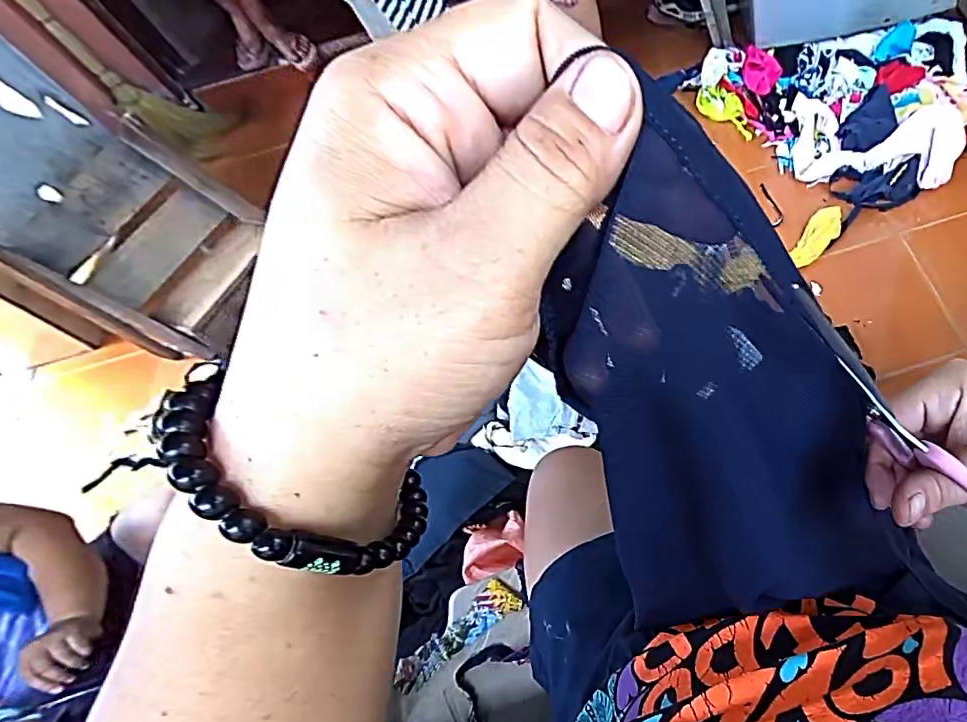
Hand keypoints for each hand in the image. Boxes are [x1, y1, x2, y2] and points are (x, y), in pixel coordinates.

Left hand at [18, 615, 102, 692]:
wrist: (77, 622)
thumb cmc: (64, 647)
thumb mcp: (51, 659)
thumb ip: (48, 672)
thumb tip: (57, 689)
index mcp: (27, 656)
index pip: (28, 674)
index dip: (42, 684)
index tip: (59, 690)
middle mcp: (35, 647)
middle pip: (43, 666)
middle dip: (59, 675)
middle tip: (72, 679)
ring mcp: (53, 638)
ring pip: (62, 656)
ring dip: (75, 663)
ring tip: (84, 665)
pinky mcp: (70, 631)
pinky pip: (79, 646)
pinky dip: (85, 651)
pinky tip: (89, 652)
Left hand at [212, 0, 642, 523]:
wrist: (337, 435)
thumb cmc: (384, 355)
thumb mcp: (481, 261)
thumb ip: (552, 170)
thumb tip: (618, 84)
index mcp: (404, 97)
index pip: (529, 29)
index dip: (594, 84)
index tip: (629, 169)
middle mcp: (423, 123)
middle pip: (544, 94)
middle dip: (600, 157)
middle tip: (626, 233)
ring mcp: (444, 180)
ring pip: (550, 160)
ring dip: (591, 210)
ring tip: (607, 269)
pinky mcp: (465, 229)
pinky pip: (538, 210)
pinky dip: (573, 241)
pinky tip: (586, 282)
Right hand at [866, 359, 966, 528]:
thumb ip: (933, 488)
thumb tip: (897, 507)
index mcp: (951, 384)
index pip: (893, 415)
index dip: (883, 455)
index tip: (886, 495)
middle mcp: (943, 392)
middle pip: (894, 434)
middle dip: (895, 476)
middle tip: (899, 511)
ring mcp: (945, 414)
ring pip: (903, 451)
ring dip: (906, 486)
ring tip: (918, 515)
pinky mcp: (948, 435)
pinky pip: (919, 459)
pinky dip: (918, 485)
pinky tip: (926, 507)